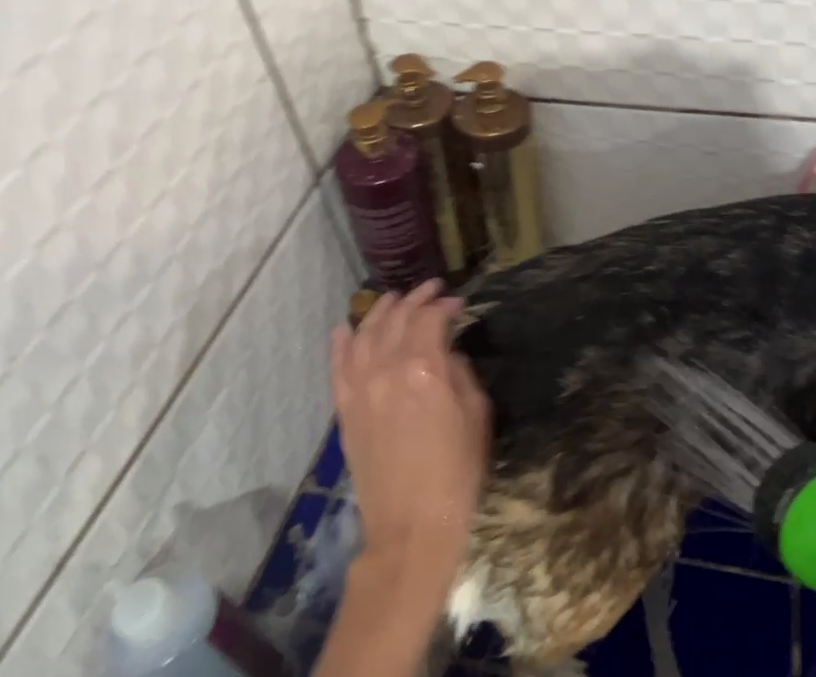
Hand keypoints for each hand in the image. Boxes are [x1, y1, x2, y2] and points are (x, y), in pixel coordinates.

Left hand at [331, 280, 489, 594]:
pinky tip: (345, 330)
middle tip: (430, 290)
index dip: (445, 306)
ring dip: (379, 312)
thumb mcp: (478, 417)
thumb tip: (447, 355)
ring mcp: (360, 389)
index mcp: (424, 369)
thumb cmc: (457, 473)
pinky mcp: (345, 411)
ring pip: (364, 334)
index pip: (430, 320)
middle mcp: (386, 369)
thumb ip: (462, 375)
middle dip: (414, 300)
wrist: (411, 526)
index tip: (458, 303)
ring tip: (393, 299)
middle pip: (396, 320)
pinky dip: (342, 344)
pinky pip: (338, 367)